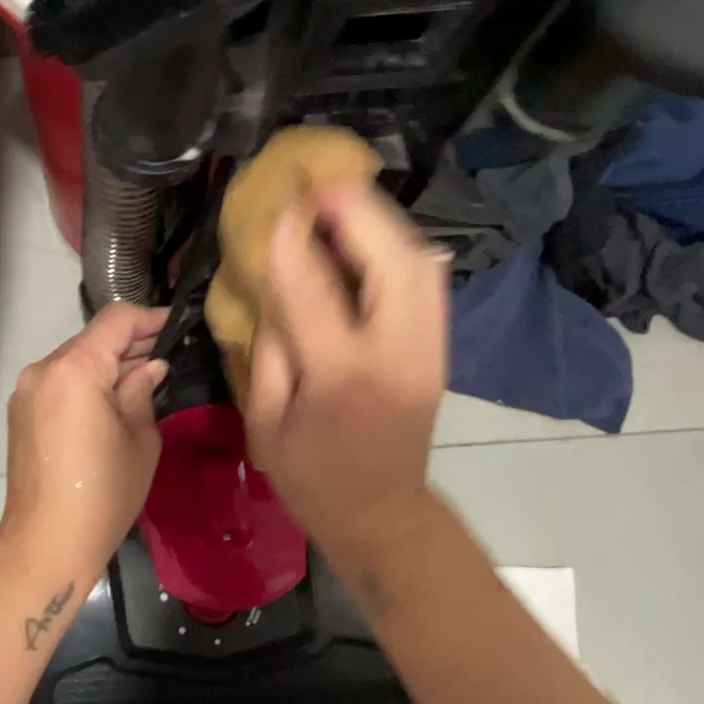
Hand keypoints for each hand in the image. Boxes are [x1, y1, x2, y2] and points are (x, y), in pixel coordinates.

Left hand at [1, 302, 170, 578]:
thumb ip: (142, 391)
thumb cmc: (103, 493)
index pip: (116, 319)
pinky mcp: (21, 412)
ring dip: (108, 364)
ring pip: (75, 360)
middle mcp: (44, 369)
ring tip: (145, 379)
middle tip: (169, 356)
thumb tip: (150, 366)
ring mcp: (27, 390)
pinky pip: (60, 382)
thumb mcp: (139, 439)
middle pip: (93, 339)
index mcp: (74, 369)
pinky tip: (112, 401)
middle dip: (131, 344)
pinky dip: (86, 382)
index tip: (178, 327)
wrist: (46, 541)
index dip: (150, 318)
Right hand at [245, 183, 448, 547]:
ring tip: (344, 205)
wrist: (381, 513)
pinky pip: (428, 286)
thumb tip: (277, 289)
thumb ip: (270, 349)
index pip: (314, 292)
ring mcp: (428, 353)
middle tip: (325, 189)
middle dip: (361, 215)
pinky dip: (401, 252)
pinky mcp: (438, 352)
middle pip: (394, 265)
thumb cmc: (309, 476)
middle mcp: (396, 357)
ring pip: (421, 268)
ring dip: (385, 227)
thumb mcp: (265, 420)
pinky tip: (373, 239)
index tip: (279, 206)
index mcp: (340, 379)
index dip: (294, 243)